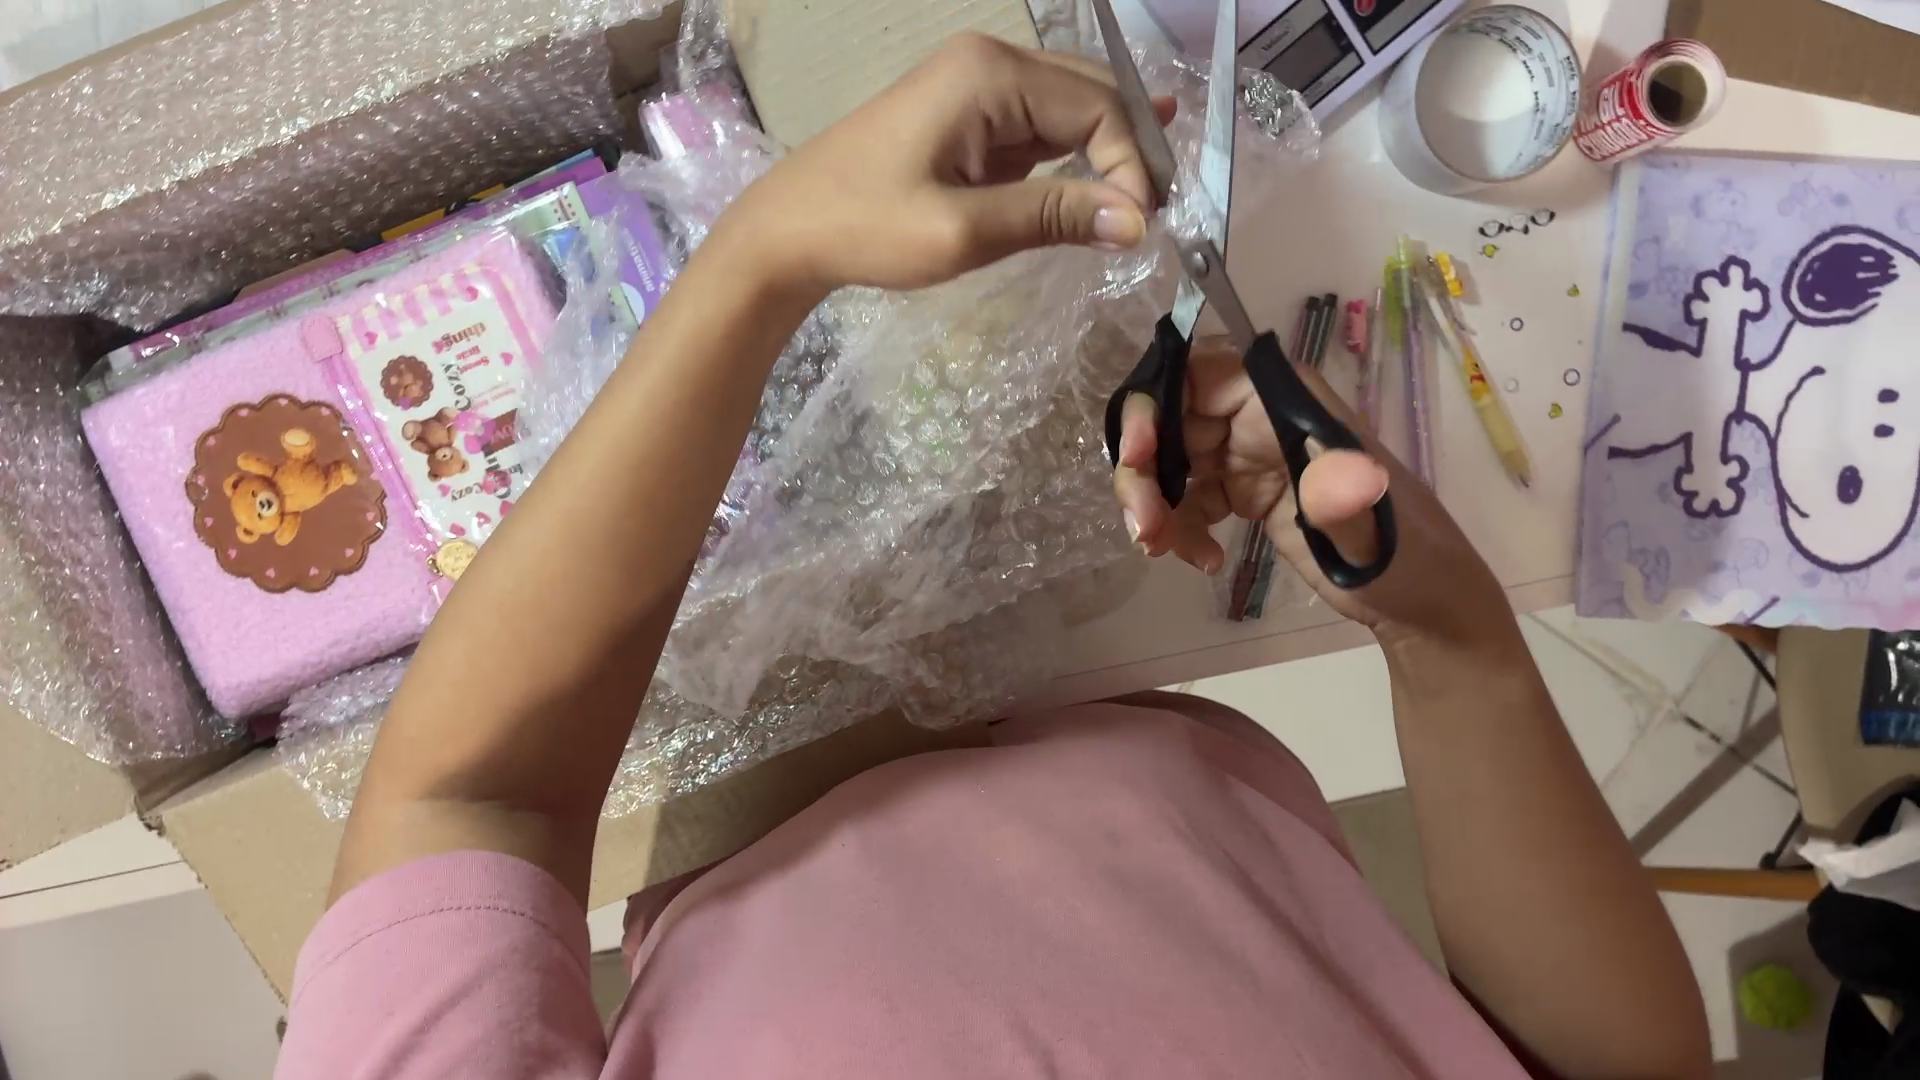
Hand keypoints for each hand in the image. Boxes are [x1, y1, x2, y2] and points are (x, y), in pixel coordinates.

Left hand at [718, 33, 1174, 297]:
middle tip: (1151, 218)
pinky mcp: (968, 123)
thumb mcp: (964, 230)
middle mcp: (992, 66)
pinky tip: (1096, 187)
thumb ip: (1051, 218)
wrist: (793, 230)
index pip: (1097, 107)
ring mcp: (977, 92)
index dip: (1130, 166)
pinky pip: (1037, 135)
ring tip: (1137, 207)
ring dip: (1102, 159)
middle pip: (1089, 99)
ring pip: (1067, 116)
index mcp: (992, 75)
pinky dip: (1068, 165)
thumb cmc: (868, 227)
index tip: (1139, 229)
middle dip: (1127, 155)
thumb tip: (1136, 221)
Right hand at [1111, 342, 1512, 653]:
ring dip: (1153, 505)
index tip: (1139, 456)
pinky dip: (1177, 528)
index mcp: (1288, 402)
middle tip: (1143, 527)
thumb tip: (1321, 457)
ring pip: (1169, 461)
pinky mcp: (1239, 491)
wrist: (1418, 603)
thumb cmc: (1407, 560)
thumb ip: (1343, 494)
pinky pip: (1185, 497)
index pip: (1199, 373)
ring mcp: (1245, 454)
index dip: (1155, 404)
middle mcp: (1258, 417)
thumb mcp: (1377, 530)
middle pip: (1169, 419)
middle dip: (1143, 471)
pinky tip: (1201, 560)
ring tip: (1161, 550)